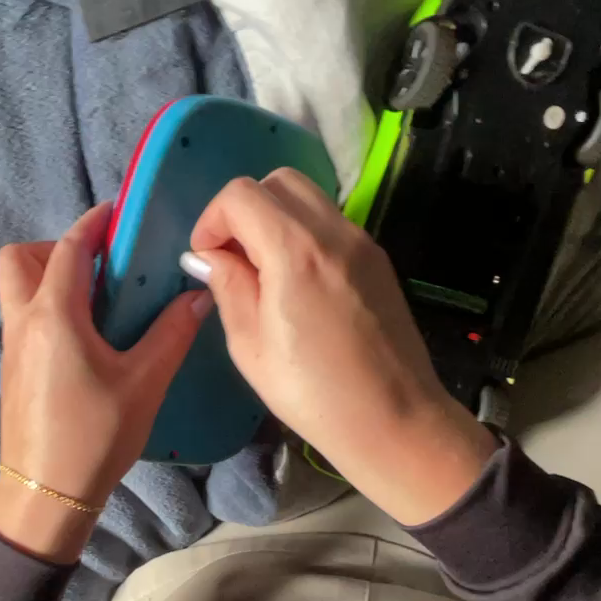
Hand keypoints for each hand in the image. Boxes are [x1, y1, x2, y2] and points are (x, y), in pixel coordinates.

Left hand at [0, 202, 212, 562]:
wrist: (47, 494)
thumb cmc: (96, 436)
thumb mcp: (144, 383)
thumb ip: (171, 334)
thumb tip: (198, 297)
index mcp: (54, 315)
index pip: (68, 248)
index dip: (93, 224)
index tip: (118, 214)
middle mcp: (23, 322)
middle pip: (21, 258)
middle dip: (56, 248)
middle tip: (99, 269)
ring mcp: (12, 348)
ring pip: (17, 289)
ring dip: (49, 278)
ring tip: (97, 304)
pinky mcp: (13, 371)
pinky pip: (23, 318)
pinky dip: (47, 308)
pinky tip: (85, 340)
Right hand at [187, 170, 497, 524]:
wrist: (393, 419)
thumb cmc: (312, 394)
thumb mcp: (250, 347)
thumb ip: (228, 288)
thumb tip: (209, 257)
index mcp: (295, 252)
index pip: (241, 195)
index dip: (212, 220)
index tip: (207, 259)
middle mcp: (333, 232)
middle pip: (277, 182)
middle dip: (243, 210)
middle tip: (233, 259)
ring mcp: (362, 242)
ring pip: (307, 198)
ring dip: (274, 219)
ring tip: (263, 273)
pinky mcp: (377, 259)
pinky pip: (330, 224)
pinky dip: (302, 235)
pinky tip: (296, 285)